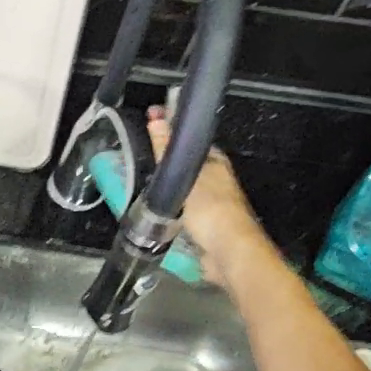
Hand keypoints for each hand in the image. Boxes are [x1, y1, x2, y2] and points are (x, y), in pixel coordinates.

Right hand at [145, 107, 272, 286]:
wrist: (229, 252)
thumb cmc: (211, 208)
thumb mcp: (184, 175)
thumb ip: (168, 150)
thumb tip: (155, 118)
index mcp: (216, 163)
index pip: (192, 141)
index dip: (172, 134)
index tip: (151, 128)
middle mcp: (216, 181)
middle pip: (187, 167)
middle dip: (168, 166)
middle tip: (142, 161)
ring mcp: (211, 205)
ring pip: (184, 191)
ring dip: (169, 191)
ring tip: (143, 186)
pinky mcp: (205, 227)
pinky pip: (183, 213)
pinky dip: (171, 211)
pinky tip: (156, 212)